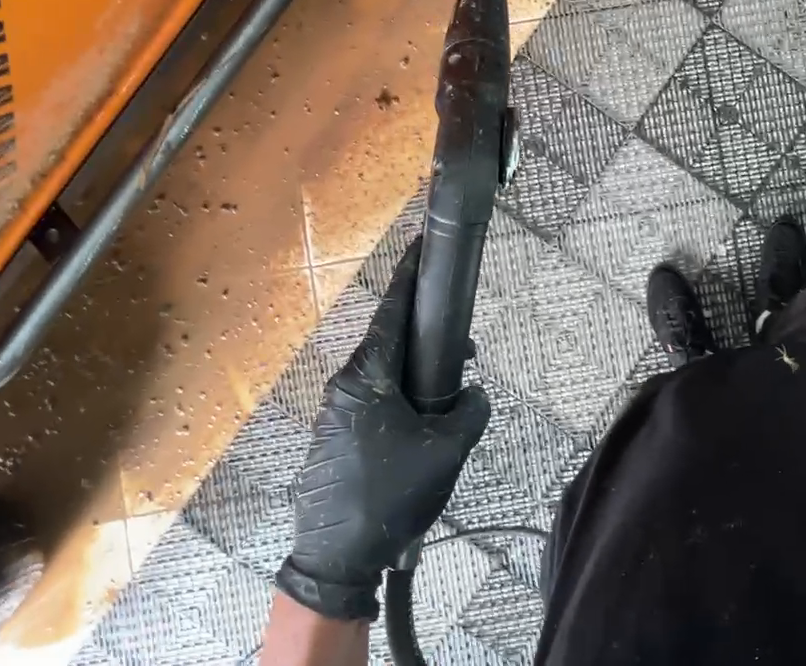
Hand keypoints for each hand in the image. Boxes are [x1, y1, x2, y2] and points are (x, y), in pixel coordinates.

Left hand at [275, 240, 490, 620]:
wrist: (336, 558)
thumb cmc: (392, 493)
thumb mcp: (448, 450)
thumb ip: (471, 410)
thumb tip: (473, 392)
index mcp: (368, 377)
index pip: (393, 312)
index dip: (409, 276)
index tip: (422, 246)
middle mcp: (344, 385)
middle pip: (389, 341)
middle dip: (425, 337)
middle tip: (463, 349)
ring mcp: (333, 412)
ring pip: (382, 373)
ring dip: (414, 373)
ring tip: (447, 395)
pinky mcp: (332, 437)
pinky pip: (371, 399)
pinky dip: (398, 396)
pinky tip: (420, 423)